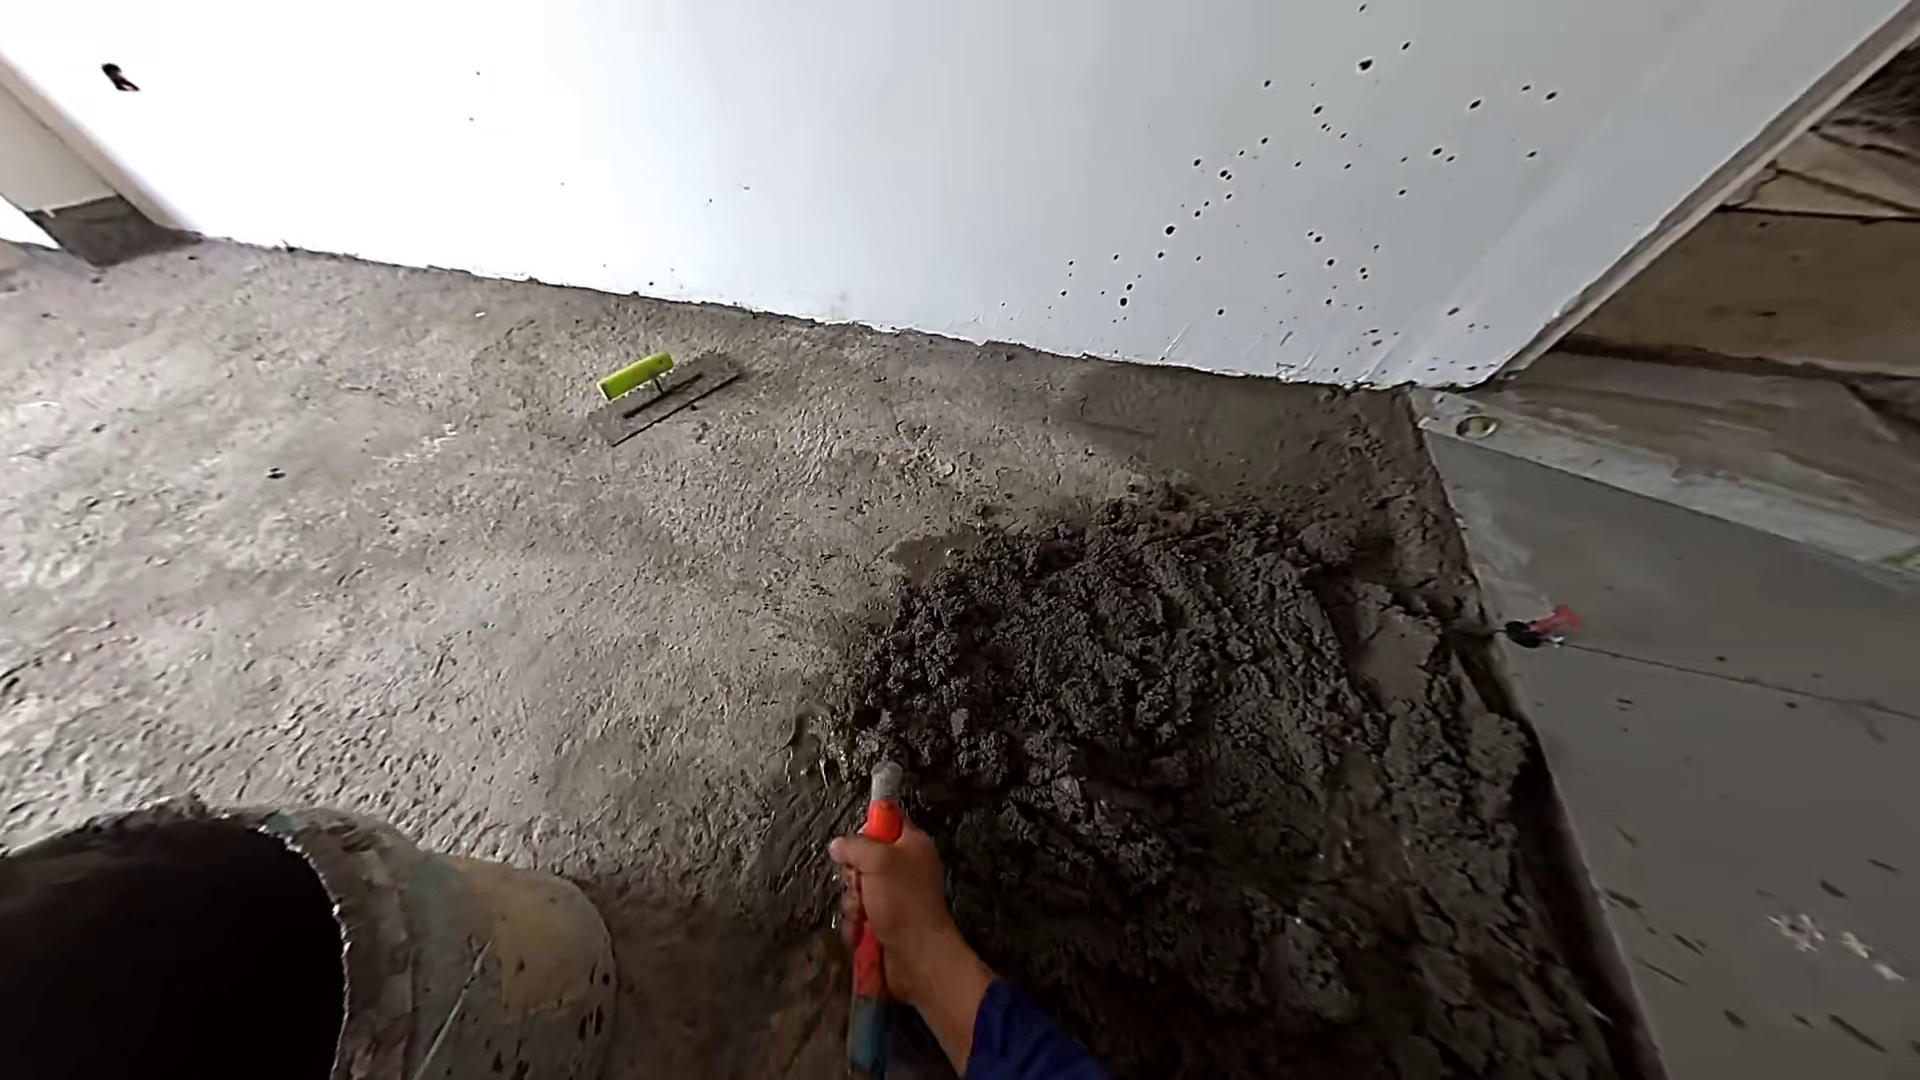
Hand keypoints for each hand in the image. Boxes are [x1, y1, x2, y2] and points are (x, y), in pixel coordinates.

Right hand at [831, 818, 994, 1071]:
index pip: (886, 822)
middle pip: (864, 858)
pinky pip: (858, 915)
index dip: (868, 830)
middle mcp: (904, 867)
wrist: (918, 957)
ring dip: (853, 904)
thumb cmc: (904, 903)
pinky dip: (856, 925)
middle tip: (860, 885)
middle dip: (854, 875)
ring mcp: (893, 896)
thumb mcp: (878, 861)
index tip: (858, 845)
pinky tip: (862, 932)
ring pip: (858, 889)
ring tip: (863, 914)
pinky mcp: (884, 921)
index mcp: (912, 844)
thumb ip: (855, 846)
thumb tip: (838, 845)